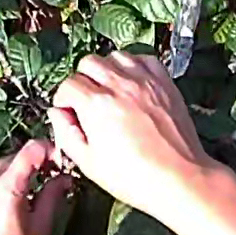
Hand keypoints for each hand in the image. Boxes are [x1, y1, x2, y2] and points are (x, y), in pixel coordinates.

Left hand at [0, 139, 69, 234]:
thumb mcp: (38, 234)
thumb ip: (52, 200)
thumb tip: (64, 179)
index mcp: (6, 188)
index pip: (31, 150)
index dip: (50, 150)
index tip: (62, 163)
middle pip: (14, 157)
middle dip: (36, 162)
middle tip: (55, 177)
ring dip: (19, 172)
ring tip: (37, 192)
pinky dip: (4, 183)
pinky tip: (15, 204)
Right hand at [48, 52, 220, 215]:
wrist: (179, 178)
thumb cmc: (133, 177)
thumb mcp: (89, 163)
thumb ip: (66, 134)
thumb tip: (56, 113)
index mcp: (97, 105)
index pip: (68, 85)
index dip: (64, 100)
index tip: (69, 112)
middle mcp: (119, 85)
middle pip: (88, 62)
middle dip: (82, 79)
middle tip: (88, 99)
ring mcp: (144, 81)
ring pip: (115, 56)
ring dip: (107, 69)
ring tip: (110, 90)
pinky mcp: (164, 82)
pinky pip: (144, 58)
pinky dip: (134, 66)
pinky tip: (132, 83)